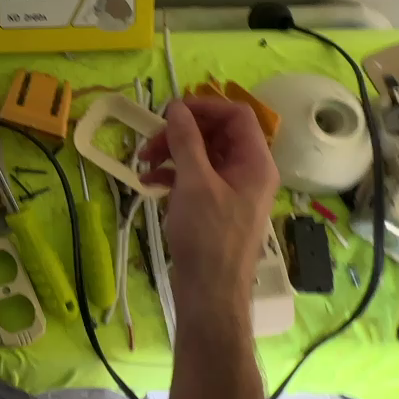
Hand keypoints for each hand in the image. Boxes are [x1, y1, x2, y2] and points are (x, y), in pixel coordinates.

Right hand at [139, 97, 279, 309]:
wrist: (209, 291)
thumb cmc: (207, 236)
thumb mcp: (194, 183)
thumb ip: (186, 141)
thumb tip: (176, 108)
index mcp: (255, 163)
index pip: (237, 115)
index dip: (204, 107)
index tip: (170, 112)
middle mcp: (247, 171)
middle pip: (215, 133)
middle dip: (180, 132)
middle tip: (149, 141)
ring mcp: (230, 189)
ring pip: (201, 153)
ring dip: (170, 151)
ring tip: (143, 162)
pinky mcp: (213, 205)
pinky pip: (193, 175)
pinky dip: (170, 173)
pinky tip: (148, 182)